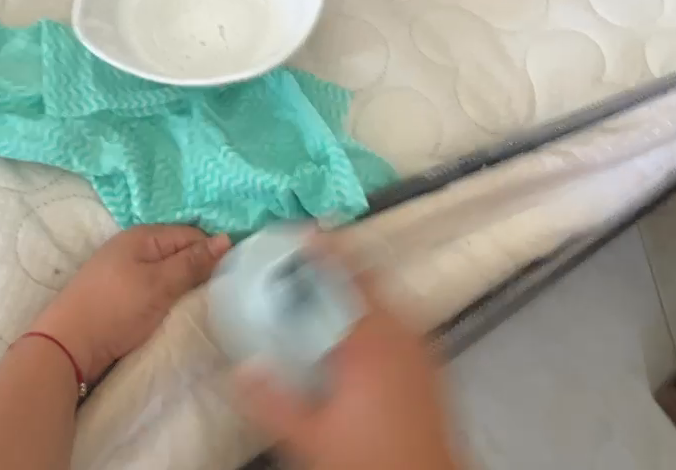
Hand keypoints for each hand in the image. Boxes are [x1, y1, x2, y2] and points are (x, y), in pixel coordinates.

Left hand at [32, 224, 230, 381]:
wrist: (65, 347)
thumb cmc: (115, 310)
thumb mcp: (159, 285)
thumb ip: (192, 262)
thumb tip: (226, 238)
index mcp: (144, 235)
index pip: (191, 234)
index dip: (211, 252)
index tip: (230, 276)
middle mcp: (133, 246)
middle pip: (178, 251)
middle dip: (197, 269)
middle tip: (217, 293)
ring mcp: (122, 269)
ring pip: (165, 270)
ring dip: (181, 285)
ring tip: (198, 303)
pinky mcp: (117, 292)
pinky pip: (151, 286)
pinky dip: (164, 295)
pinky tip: (172, 309)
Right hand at [233, 237, 461, 469]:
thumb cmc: (369, 460)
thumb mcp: (311, 436)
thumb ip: (273, 400)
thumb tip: (243, 370)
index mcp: (368, 341)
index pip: (343, 277)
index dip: (325, 248)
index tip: (308, 229)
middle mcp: (400, 333)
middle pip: (370, 280)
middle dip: (343, 264)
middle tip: (317, 258)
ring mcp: (421, 347)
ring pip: (388, 300)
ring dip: (362, 290)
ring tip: (335, 294)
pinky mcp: (432, 364)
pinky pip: (404, 320)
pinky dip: (381, 313)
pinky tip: (366, 334)